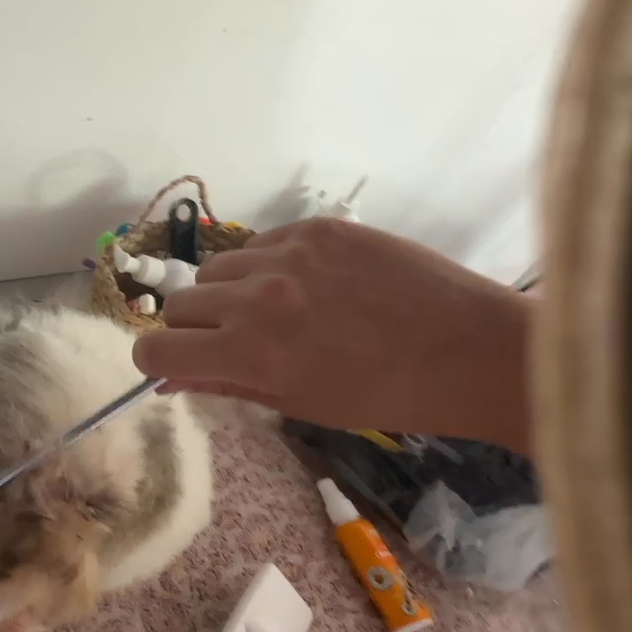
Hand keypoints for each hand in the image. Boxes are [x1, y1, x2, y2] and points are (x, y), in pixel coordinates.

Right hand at [133, 217, 532, 450]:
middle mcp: (257, 300)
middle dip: (196, 327)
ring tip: (274, 307)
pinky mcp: (317, 227)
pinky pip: (258, 244)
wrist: (477, 351)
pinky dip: (265, 266)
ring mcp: (287, 256)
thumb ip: (224, 384)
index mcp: (250, 356)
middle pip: (178, 304)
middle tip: (235, 338)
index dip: (158, 359)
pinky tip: (306, 283)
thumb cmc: (385, 396)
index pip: (154, 348)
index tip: (179, 361)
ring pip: (213, 269)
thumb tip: (171, 376)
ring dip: (228, 293)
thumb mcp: (296, 404)